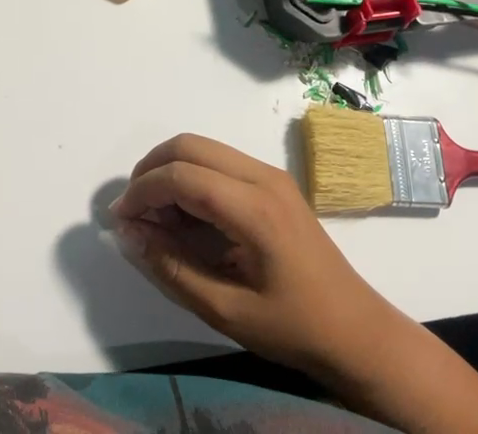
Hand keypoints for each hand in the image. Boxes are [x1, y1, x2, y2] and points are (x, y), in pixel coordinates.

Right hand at [107, 133, 392, 374]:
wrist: (356, 331)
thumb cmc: (293, 327)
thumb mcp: (225, 310)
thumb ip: (171, 267)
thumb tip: (128, 233)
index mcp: (254, 209)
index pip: (181, 175)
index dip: (142, 192)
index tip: (121, 222)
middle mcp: (263, 178)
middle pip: (189, 146)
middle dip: (150, 171)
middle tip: (132, 213)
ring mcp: (271, 176)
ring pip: (203, 149)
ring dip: (170, 172)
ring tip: (155, 220)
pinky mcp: (273, 184)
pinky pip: (219, 164)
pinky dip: (191, 178)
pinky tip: (184, 218)